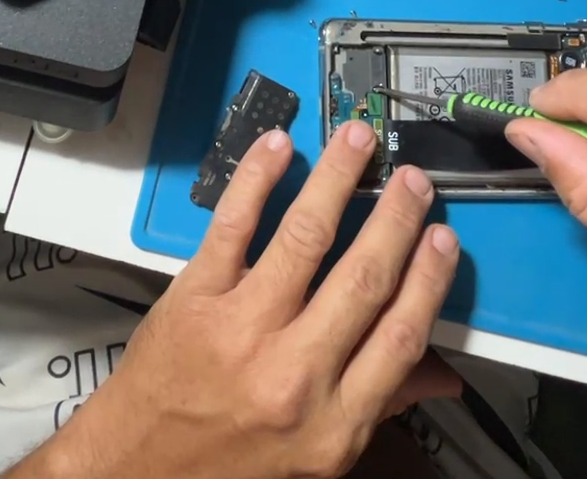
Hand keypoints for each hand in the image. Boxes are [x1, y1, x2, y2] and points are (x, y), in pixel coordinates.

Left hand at [7, 122, 461, 478]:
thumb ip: (381, 402)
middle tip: (413, 179)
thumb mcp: (318, 455)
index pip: (399, 336)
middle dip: (394, 222)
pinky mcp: (197, 294)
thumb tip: (445, 370)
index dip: (428, 280)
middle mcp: (294, 371)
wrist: (140, 466)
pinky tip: (279, 145)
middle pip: (361, 280)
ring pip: (303, 239)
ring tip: (357, 141)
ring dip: (336, 181)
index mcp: (333, 419)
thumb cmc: (235, 458)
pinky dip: (256, 178)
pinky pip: (233, 225)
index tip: (443, 236)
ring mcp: (242, 325)